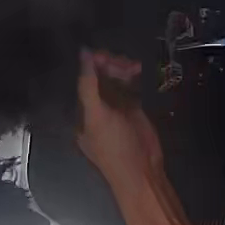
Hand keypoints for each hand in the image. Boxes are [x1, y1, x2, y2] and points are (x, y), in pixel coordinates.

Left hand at [76, 50, 163, 187]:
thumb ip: (88, 85)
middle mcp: (98, 108)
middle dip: (110, 66)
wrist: (141, 170)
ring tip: (133, 65)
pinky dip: (132, 77)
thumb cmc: (114, 148)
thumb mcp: (97, 117)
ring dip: (122, 69)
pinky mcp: (133, 110)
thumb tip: (84, 54)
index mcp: (83, 111)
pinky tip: (137, 70)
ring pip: (115, 81)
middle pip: (100, 78)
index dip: (93, 66)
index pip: (85, 81)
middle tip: (124, 63)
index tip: (104, 55)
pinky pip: (130, 88)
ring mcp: (116, 109)